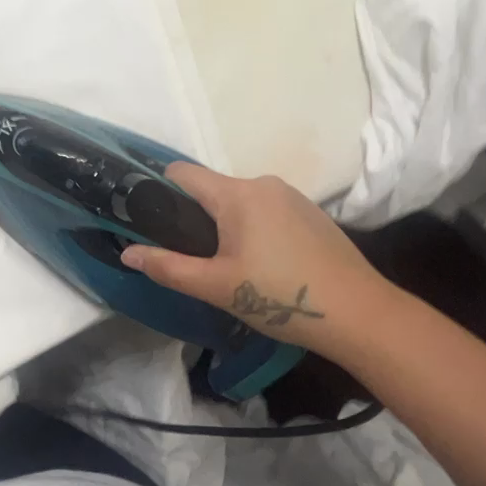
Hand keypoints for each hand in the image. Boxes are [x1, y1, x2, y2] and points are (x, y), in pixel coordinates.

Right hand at [118, 163, 395, 352]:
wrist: (357, 312)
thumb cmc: (279, 296)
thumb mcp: (216, 286)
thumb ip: (168, 267)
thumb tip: (128, 253)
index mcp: (237, 194)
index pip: (182, 173)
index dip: (157, 191)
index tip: (147, 222)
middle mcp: (264, 184)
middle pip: (211, 190)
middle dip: (193, 218)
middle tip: (188, 259)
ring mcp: (292, 197)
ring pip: (239, 203)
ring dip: (224, 228)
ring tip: (226, 268)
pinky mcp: (311, 214)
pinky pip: (265, 212)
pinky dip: (252, 231)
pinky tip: (260, 267)